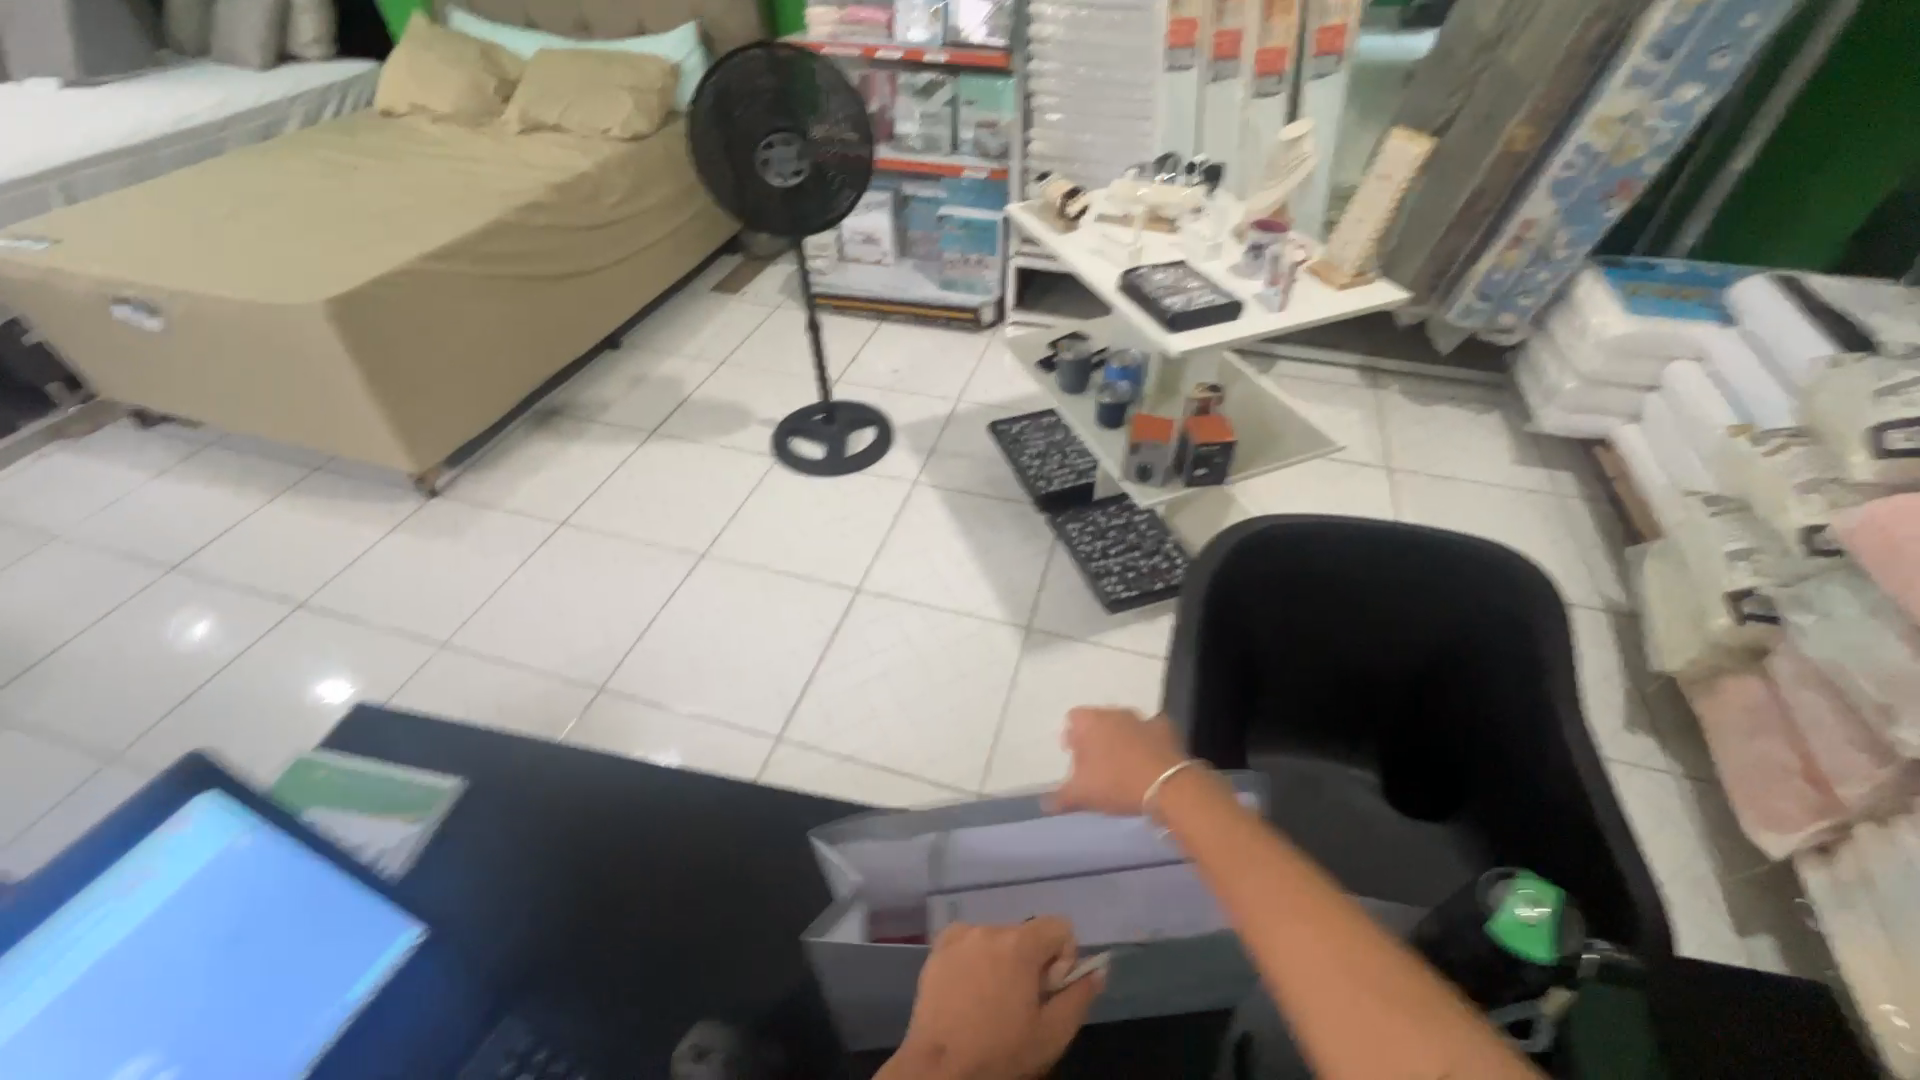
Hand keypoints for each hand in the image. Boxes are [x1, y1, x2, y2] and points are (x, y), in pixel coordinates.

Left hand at [886, 917, 1102, 1079]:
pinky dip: (975, 958)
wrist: (938, 1067)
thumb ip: (1079, 996)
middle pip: (1027, 934)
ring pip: (998, 938)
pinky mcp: (938, 948)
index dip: (1063, 958)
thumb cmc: (999, 1051)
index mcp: (1020, 943)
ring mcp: (960, 936)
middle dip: (1032, 962)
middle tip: (1021, 1001)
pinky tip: (969, 990)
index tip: (1049, 989)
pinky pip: (969, 942)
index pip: (1060, 926)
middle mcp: (990, 928)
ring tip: (992, 999)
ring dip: (1003, 960)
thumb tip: (1098, 970)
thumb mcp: (1052, 1034)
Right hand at [1048, 707, 1188, 816]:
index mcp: (1090, 722)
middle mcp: (1114, 713)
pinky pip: (1151, 732)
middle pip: (1099, 720)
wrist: (1167, 786)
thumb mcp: (1081, 795)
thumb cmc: (1115, 784)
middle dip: (1095, 738)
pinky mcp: (1165, 728)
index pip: (1073, 718)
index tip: (1074, 758)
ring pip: (1125, 725)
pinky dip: (1147, 742)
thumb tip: (1044, 804)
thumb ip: (1059, 797)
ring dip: (1121, 739)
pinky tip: (1148, 761)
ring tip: (1122, 765)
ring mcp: (1142, 718)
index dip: (1071, 737)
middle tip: (1096, 765)